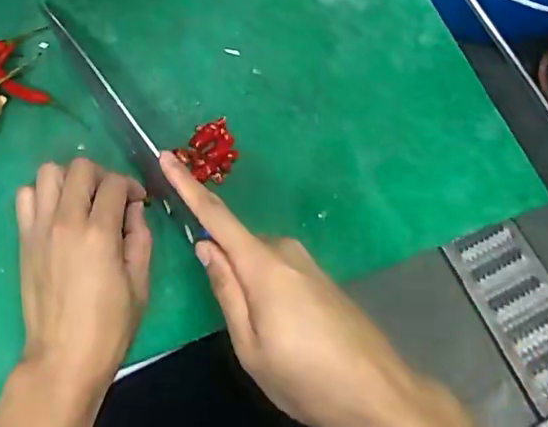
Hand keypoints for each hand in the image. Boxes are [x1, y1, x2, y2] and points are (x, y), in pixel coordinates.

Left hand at [0, 158, 152, 426]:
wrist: (62, 360)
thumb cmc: (107, 327)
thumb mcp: (139, 284)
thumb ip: (140, 237)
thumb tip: (133, 209)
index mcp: (99, 232)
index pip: (115, 182)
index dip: (131, 186)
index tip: (137, 201)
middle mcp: (66, 221)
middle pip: (81, 167)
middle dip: (102, 175)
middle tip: (110, 197)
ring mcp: (40, 228)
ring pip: (48, 172)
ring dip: (69, 179)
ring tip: (80, 199)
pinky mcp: (24, 239)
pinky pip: (25, 196)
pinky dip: (40, 194)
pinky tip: (56, 212)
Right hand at [162, 152, 472, 426]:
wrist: (379, 392)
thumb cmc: (307, 376)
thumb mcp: (251, 347)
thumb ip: (225, 291)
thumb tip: (205, 246)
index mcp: (262, 264)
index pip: (216, 215)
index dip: (188, 185)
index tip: (167, 155)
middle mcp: (283, 250)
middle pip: (237, 243)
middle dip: (222, 264)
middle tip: (231, 314)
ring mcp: (305, 260)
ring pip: (258, 260)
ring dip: (247, 284)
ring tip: (264, 338)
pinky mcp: (318, 275)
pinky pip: (277, 269)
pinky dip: (265, 287)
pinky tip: (282, 330)